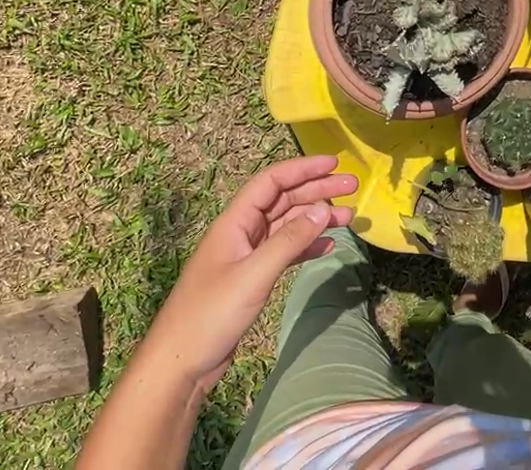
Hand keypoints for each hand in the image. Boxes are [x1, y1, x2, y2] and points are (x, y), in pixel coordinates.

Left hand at [135, 154, 357, 390]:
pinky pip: (286, 250)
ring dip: (317, 218)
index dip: (302, 169)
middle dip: (317, 190)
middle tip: (352, 187)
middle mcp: (242, 232)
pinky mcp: (252, 278)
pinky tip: (329, 246)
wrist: (179, 365)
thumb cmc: (210, 315)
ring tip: (349, 217)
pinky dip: (308, 245)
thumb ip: (289, 240)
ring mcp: (247, 255)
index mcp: (234, 222)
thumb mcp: (253, 275)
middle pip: (284, 200)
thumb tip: (324, 209)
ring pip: (288, 225)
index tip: (334, 164)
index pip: (271, 182)